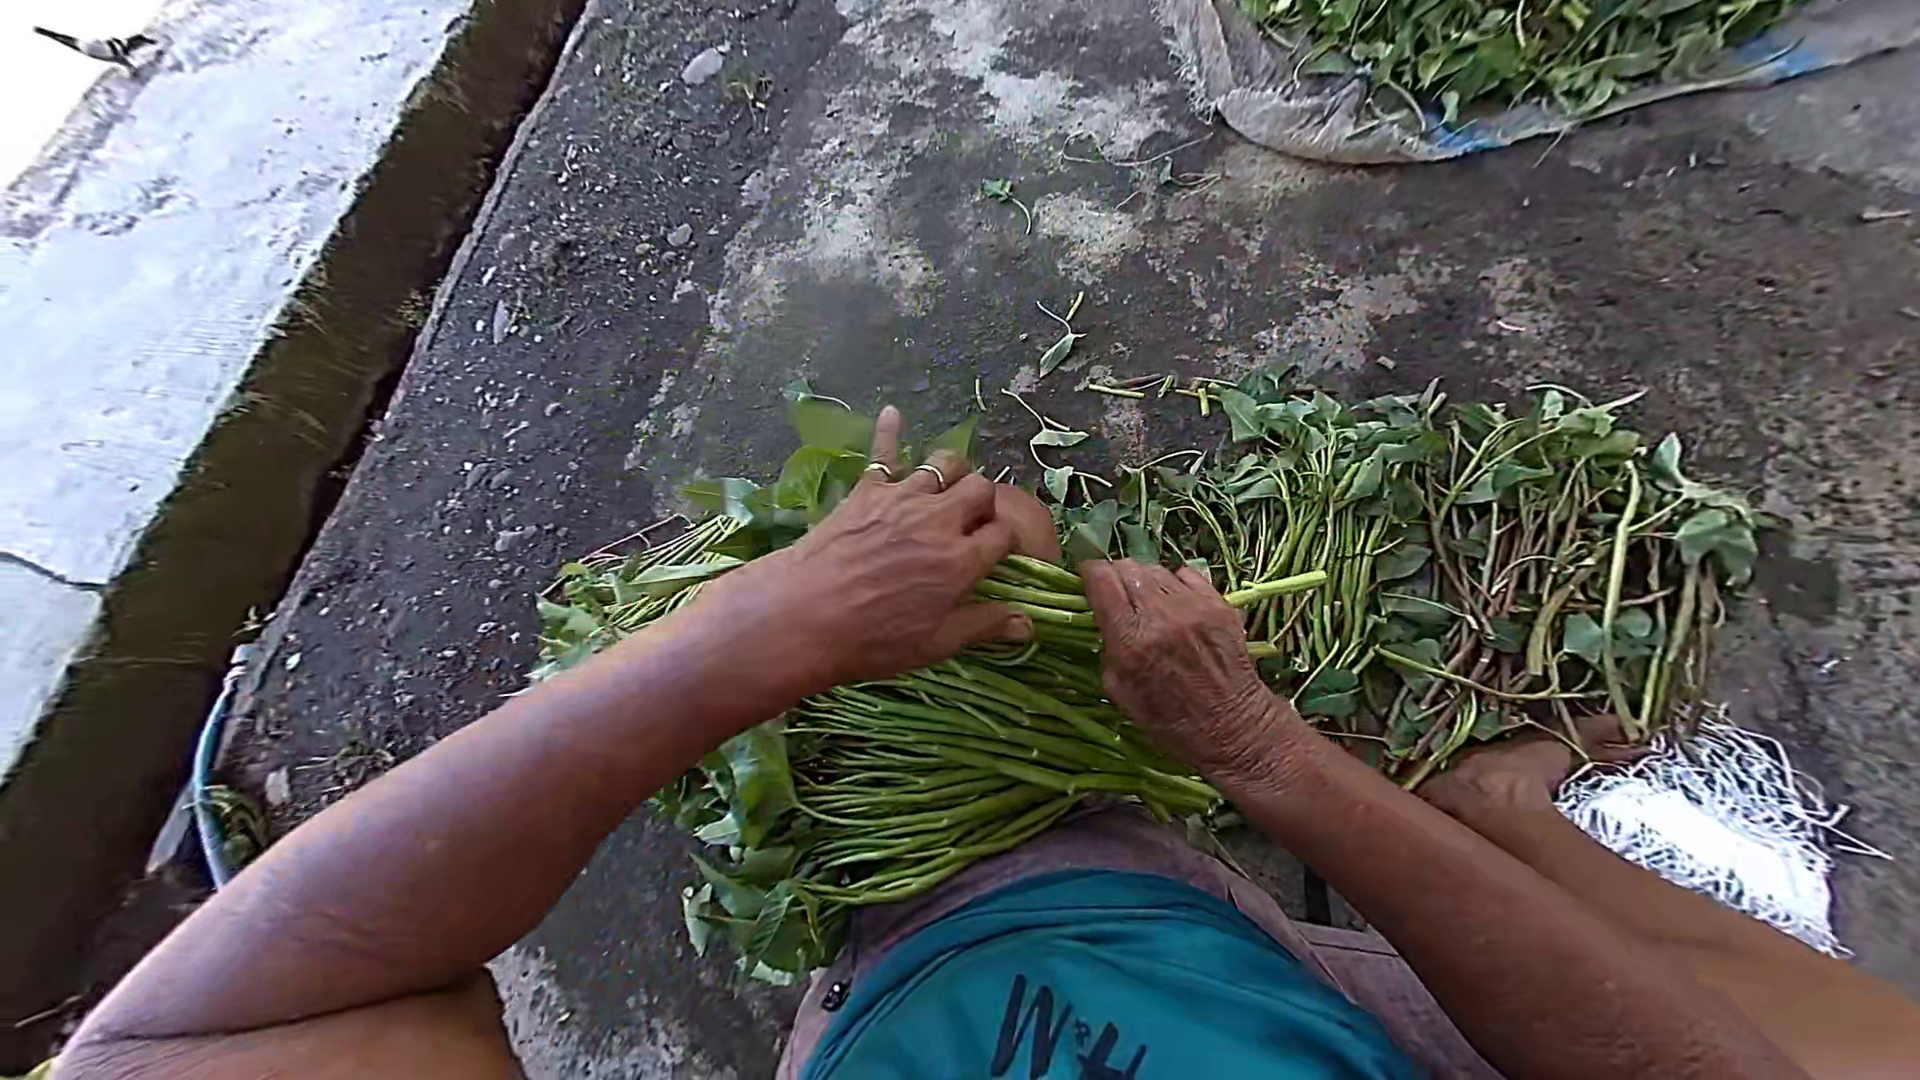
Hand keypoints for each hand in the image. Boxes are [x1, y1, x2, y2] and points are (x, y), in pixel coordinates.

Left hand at [697, 406, 1029, 694]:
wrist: (803, 615)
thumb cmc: (873, 639)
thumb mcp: (936, 643)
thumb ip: (984, 625)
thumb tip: (1028, 623)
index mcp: (961, 560)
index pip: (1004, 534)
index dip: (1006, 541)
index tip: (998, 552)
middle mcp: (939, 519)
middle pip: (980, 489)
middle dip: (984, 503)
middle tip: (971, 523)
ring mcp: (902, 498)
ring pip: (944, 464)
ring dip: (954, 473)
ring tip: (949, 488)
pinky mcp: (867, 491)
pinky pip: (883, 452)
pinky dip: (890, 432)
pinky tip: (893, 413)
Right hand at [1083, 559, 1296, 782]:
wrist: (1230, 727)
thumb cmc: (1167, 718)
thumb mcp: (1118, 689)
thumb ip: (1107, 646)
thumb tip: (1102, 615)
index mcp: (1130, 640)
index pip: (1102, 579)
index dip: (1090, 573)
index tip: (1087, 578)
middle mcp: (1161, 615)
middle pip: (1127, 567)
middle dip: (1115, 575)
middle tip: (1115, 591)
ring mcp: (1193, 606)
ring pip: (1155, 568)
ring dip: (1144, 579)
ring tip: (1145, 599)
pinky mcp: (1219, 604)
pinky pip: (1186, 574)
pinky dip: (1173, 582)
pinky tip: (1173, 602)